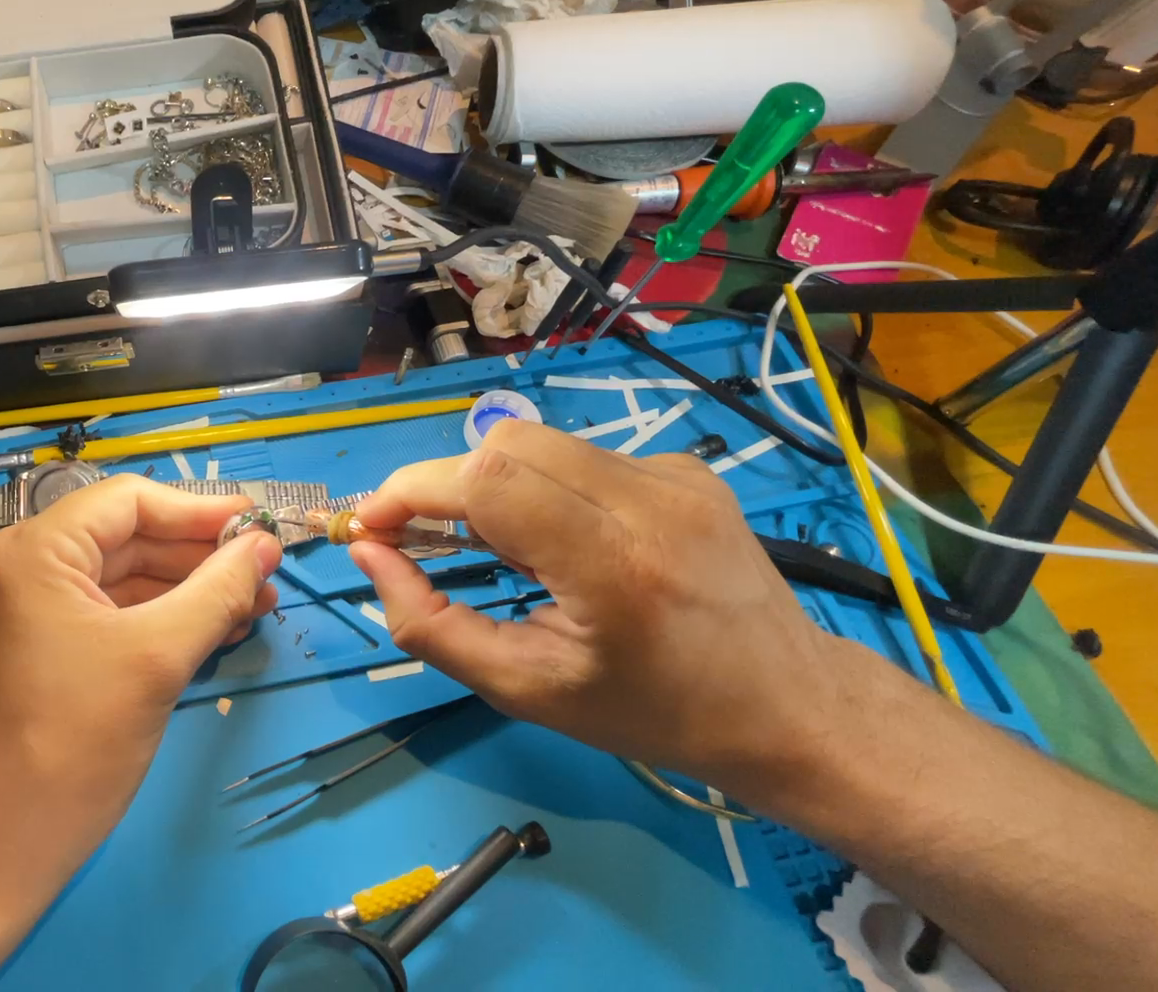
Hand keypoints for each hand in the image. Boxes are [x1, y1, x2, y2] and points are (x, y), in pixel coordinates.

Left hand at [0, 476, 280, 948]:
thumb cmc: (74, 745)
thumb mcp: (158, 658)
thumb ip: (218, 591)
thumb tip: (264, 545)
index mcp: (32, 551)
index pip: (128, 502)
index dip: (199, 511)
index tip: (257, 526)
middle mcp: (18, 566)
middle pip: (125, 538)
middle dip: (198, 556)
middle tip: (265, 573)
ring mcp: (22, 608)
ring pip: (119, 578)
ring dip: (185, 589)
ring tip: (253, 605)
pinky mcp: (33, 646)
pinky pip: (104, 613)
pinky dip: (156, 618)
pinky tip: (210, 629)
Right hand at [350, 419, 849, 795]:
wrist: (790, 705)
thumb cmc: (650, 714)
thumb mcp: (524, 689)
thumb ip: (428, 624)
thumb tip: (367, 554)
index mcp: (614, 566)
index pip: (488, 482)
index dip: (412, 491)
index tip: (373, 524)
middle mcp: (649, 499)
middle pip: (503, 445)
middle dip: (442, 485)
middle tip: (426, 539)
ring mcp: (674, 474)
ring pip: (535, 443)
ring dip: (486, 485)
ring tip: (499, 548)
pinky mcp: (683, 467)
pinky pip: (576, 456)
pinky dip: (537, 487)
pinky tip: (560, 539)